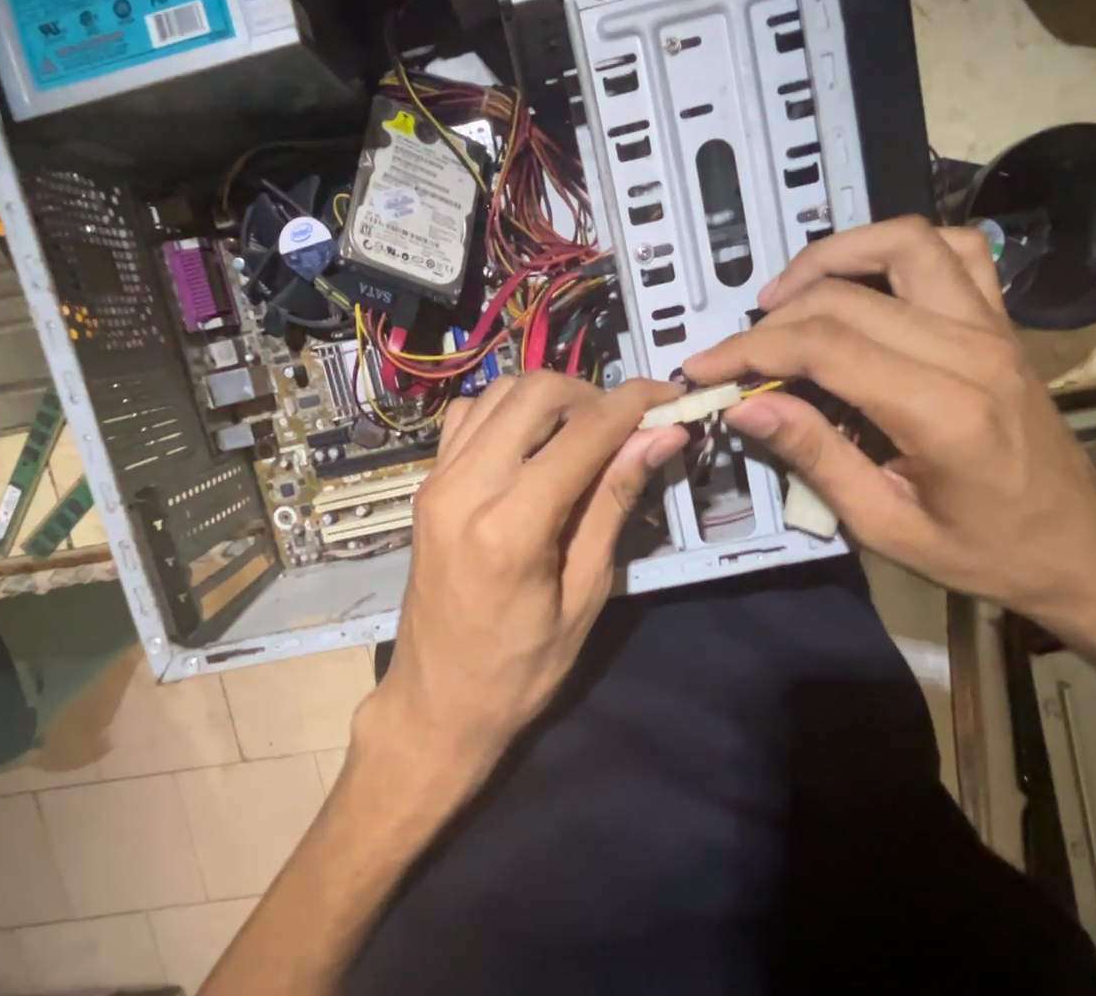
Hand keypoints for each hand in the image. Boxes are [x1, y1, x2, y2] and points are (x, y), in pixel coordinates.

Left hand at [358, 372, 687, 771]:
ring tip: (585, 434)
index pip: (583, 433)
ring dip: (549, 399)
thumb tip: (660, 437)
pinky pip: (467, 418)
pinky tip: (533, 444)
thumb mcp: (584, 594)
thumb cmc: (520, 668)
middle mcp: (464, 487)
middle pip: (535, 392)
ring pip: (498, 393)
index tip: (670, 398)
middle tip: (626, 427)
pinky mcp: (425, 486)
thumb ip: (614, 504)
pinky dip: (507, 412)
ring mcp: (436, 481)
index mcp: (509, 526)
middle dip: (591, 394)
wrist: (436, 702)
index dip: (634, 405)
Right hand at [684, 217, 1095, 662]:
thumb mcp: (886, 525)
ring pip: (904, 244)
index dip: (751, 350)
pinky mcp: (1002, 325)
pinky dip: (902, 248)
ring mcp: (992, 328)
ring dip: (833, 257)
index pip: (824, 346)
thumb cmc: (984, 552)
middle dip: (772, 318)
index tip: (702, 368)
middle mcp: (968, 350)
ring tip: (785, 295)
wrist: (1083, 550)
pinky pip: (957, 251)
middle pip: (846, 297)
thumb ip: (816, 457)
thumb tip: (745, 407)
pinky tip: (865, 279)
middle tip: (733, 355)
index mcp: (939, 410)